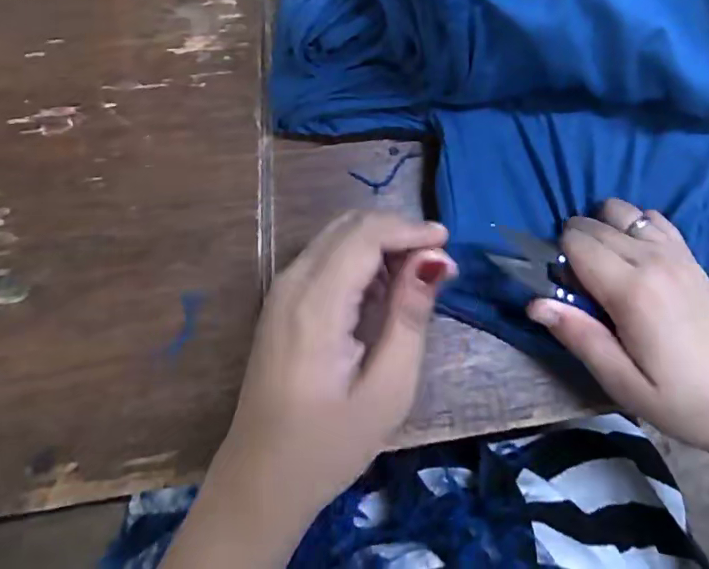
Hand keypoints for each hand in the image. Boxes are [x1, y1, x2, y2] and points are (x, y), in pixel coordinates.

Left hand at [213, 210, 456, 519]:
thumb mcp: (387, 390)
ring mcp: (281, 289)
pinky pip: (326, 254)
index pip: (365, 235)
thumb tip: (435, 259)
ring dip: (381, 240)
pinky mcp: (281, 299)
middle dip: (398, 230)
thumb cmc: (328, 446)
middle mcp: (292, 283)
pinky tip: (384, 287)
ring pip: (338, 235)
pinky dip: (361, 255)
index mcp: (315, 305)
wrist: (259, 482)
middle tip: (438, 260)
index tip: (448, 243)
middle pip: (351, 226)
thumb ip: (409, 317)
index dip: (410, 229)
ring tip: (418, 274)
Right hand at [528, 198, 708, 460]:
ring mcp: (675, 251)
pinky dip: (632, 226)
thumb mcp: (622, 382)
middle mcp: (652, 258)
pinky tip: (636, 259)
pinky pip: (650, 217)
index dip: (560, 263)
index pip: (575, 242)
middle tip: (585, 290)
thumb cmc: (679, 401)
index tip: (568, 294)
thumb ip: (578, 336)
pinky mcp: (690, 254)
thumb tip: (534, 302)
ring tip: (607, 269)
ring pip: (619, 209)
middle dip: (575, 245)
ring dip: (602, 229)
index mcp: (633, 290)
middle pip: (592, 222)